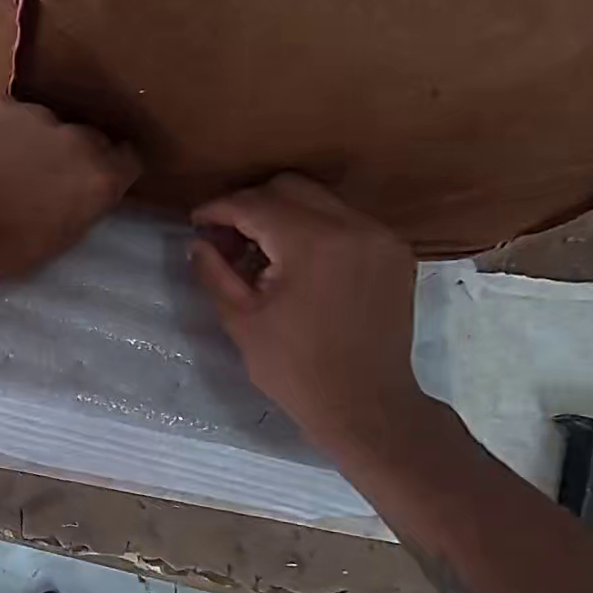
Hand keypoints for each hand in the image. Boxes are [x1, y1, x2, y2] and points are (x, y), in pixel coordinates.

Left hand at [0, 99, 140, 286]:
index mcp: (100, 178)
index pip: (131, 159)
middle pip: (95, 138)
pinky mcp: (5, 107)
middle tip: (55, 177)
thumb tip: (94, 186)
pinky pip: (19, 117)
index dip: (118, 169)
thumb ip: (90, 202)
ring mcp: (41, 118)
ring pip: (55, 125)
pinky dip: (12, 131)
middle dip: (81, 155)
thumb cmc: (16, 249)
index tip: (106, 178)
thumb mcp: (68, 236)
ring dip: (45, 141)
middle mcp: (80, 139)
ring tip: (19, 165)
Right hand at [189, 174, 427, 449]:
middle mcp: (353, 226)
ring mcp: (380, 237)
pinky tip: (300, 264)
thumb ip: (215, 273)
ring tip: (262, 253)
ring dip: (285, 216)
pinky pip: (347, 222)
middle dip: (251, 205)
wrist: (365, 405)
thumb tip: (197, 242)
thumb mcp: (243, 322)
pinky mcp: (395, 253)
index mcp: (313, 243)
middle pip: (290, 187)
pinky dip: (317, 231)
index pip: (255, 204)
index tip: (197, 222)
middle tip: (227, 237)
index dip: (219, 209)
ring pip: (321, 200)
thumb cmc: (296, 371)